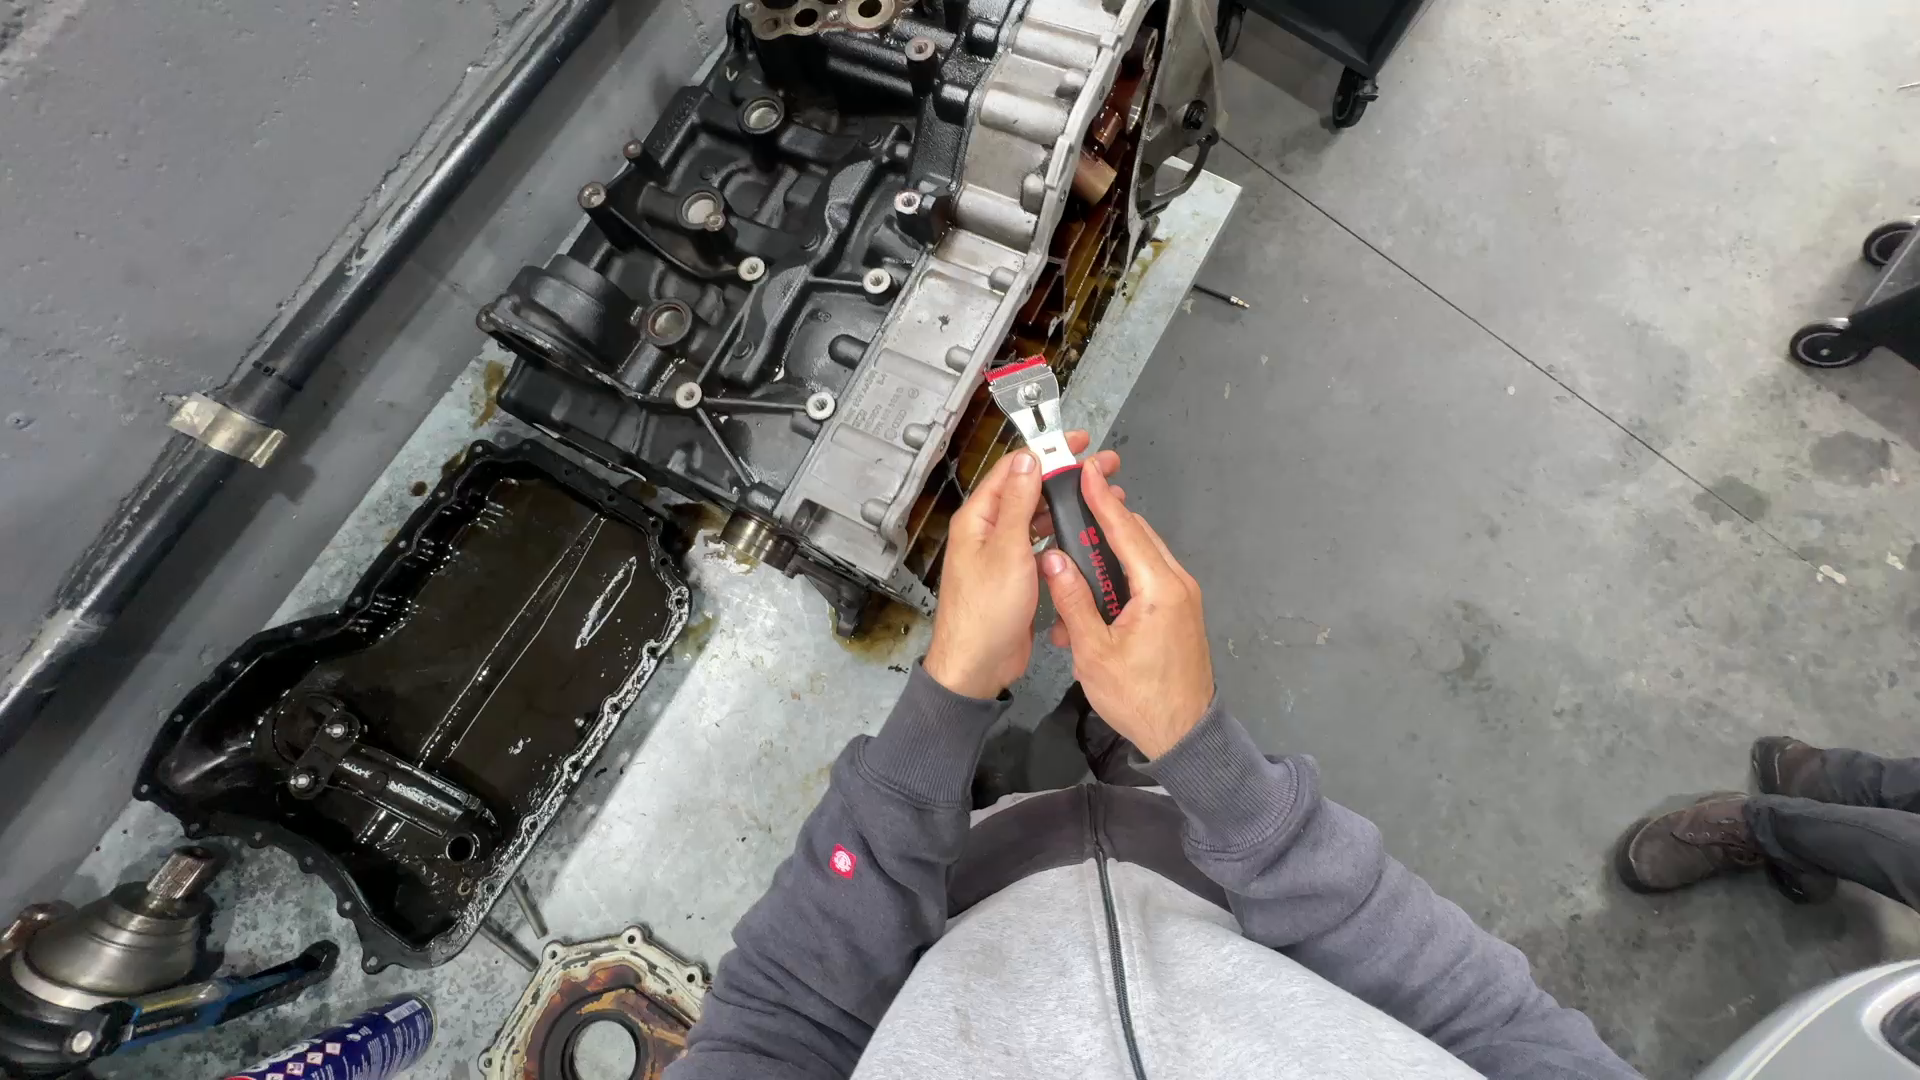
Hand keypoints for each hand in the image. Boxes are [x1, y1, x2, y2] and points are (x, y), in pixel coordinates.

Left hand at [924, 431, 1120, 698]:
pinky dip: (1060, 533)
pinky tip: (1082, 530)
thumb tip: (1028, 459)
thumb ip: (1018, 503)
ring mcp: (1003, 553)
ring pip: (1037, 517)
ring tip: (1102, 497)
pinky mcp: (1016, 574)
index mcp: (979, 518)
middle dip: (1065, 476)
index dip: (1047, 451)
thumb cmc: (986, 610)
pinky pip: (1039, 543)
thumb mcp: (1006, 550)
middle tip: (1103, 467)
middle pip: (1029, 490)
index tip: (1078, 443)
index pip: (1014, 469)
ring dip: (1066, 504)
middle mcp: (989, 530)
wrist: (978, 664)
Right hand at [1041, 464, 1210, 757]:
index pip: (1125, 530)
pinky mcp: (1181, 613)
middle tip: (1069, 514)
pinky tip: (1094, 601)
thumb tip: (1052, 558)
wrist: (1183, 735)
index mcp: (1158, 588)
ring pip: (1142, 558)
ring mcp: (1183, 598)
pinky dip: (1121, 580)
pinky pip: (1148, 580)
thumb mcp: (1093, 650)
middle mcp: (1177, 584)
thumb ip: (1073, 599)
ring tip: (1072, 571)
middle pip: (1137, 537)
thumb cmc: (1137, 696)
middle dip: (1102, 524)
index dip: (1101, 500)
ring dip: (1108, 559)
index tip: (1086, 471)